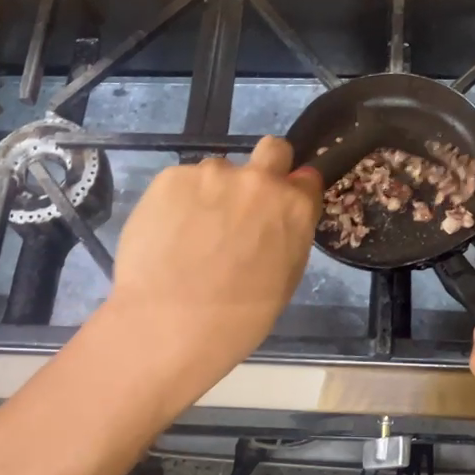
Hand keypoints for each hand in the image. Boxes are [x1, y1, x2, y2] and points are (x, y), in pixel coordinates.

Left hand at [105, 136, 320, 390]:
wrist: (170, 324)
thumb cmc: (238, 319)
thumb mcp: (284, 279)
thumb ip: (285, 236)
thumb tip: (275, 221)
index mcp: (294, 208)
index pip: (306, 178)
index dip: (293, 191)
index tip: (279, 208)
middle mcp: (258, 180)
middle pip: (272, 150)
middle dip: (264, 169)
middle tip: (241, 205)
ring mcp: (212, 174)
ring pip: (219, 171)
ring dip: (213, 192)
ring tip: (192, 233)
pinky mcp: (170, 177)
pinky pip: (183, 181)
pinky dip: (179, 202)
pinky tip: (168, 234)